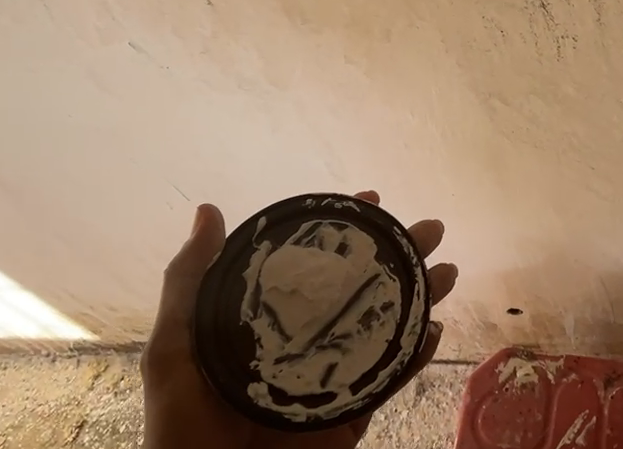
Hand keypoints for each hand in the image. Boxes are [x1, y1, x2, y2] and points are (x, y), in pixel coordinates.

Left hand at [142, 193, 458, 448]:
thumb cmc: (183, 432)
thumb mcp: (174, 353)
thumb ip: (188, 285)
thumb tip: (209, 211)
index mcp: (271, 320)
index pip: (316, 262)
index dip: (346, 228)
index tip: (372, 197)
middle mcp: (308, 340)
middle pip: (364, 288)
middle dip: (401, 254)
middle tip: (431, 228)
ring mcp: (333, 377)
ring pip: (387, 326)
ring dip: (420, 296)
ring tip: (448, 270)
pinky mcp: (350, 416)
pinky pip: (390, 381)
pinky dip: (416, 356)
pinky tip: (433, 330)